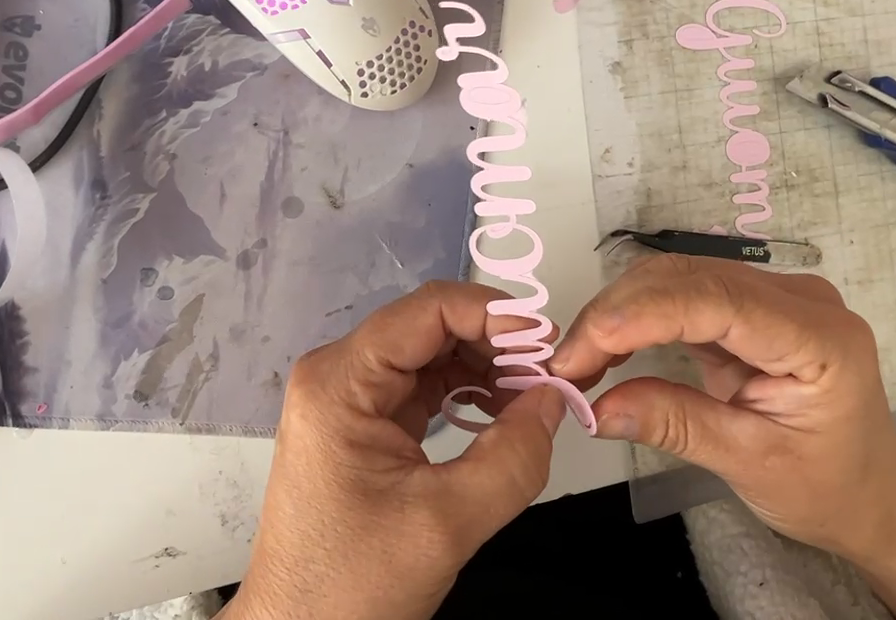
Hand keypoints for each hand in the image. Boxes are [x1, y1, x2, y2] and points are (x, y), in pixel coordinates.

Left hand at [224, 281, 567, 619]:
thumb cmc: (352, 585)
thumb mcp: (445, 523)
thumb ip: (513, 458)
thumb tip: (556, 399)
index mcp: (341, 379)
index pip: (428, 309)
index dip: (492, 314)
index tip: (546, 342)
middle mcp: (340, 373)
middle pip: (430, 326)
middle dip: (494, 344)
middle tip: (548, 374)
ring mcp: (351, 397)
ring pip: (431, 354)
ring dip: (484, 367)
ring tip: (532, 395)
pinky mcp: (365, 422)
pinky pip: (423, 386)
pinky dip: (466, 391)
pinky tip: (501, 412)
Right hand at [551, 252, 895, 557]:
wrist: (874, 497)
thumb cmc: (830, 489)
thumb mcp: (752, 465)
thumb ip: (675, 424)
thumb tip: (595, 408)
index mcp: (818, 336)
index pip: (716, 300)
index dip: (643, 314)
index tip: (584, 347)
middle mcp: (796, 298)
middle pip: (687, 277)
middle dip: (617, 313)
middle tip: (566, 364)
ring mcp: (771, 296)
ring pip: (674, 277)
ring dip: (618, 312)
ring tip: (579, 360)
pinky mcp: (746, 305)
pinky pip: (678, 295)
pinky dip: (635, 318)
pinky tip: (606, 348)